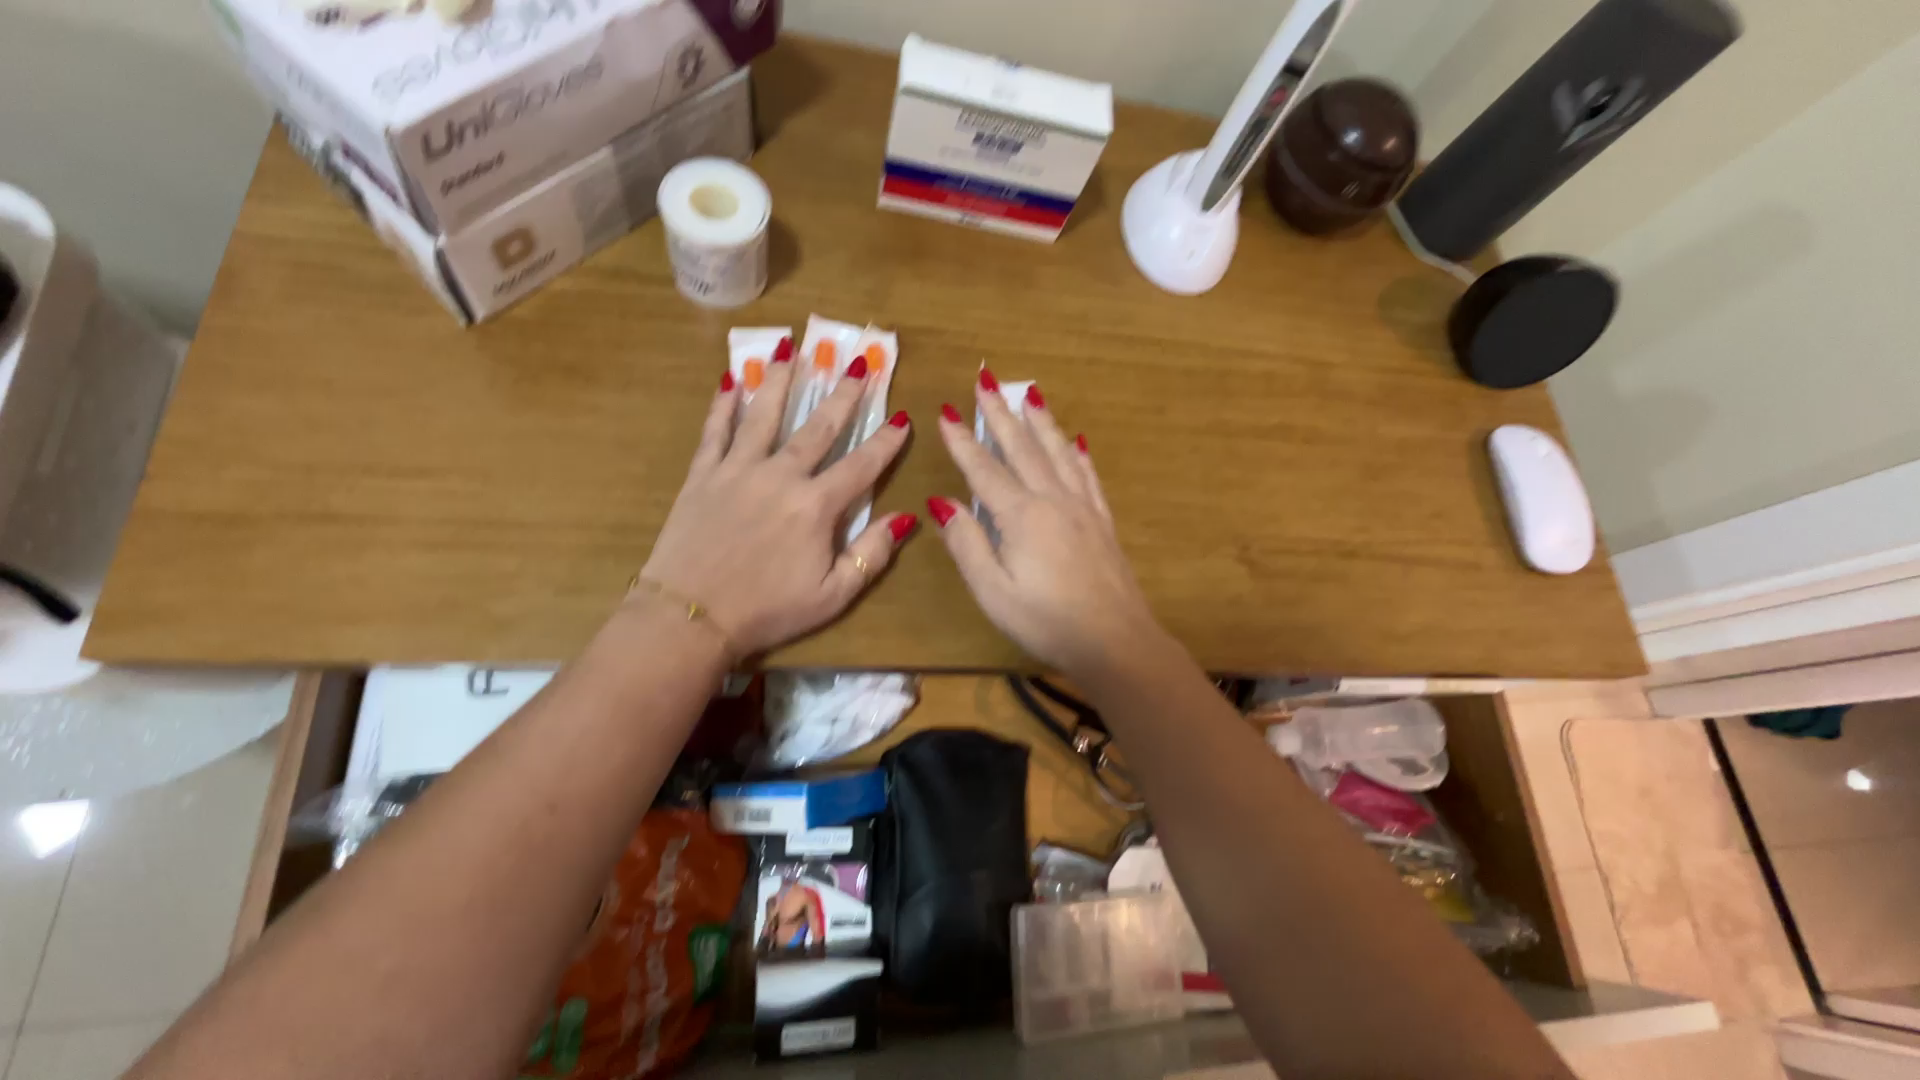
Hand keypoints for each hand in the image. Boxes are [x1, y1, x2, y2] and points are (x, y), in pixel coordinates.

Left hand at [637, 348, 915, 659]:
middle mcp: (780, 476)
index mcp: (816, 506)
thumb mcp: (832, 596)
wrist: (689, 617)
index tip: (902, 418)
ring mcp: (737, 470)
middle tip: (857, 361)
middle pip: (817, 428)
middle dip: (841, 394)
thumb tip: (905, 518)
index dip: (886, 443)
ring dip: (780, 380)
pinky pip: (715, 432)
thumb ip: (870, 554)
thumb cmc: (767, 611)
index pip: (861, 466)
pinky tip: (731, 382)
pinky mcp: (701, 476)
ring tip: (791, 347)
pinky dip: (723, 406)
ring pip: (764, 415)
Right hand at [929, 372, 1163, 673]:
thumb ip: (967, 544)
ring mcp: (1083, 508)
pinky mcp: (1103, 522)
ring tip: (1029, 394)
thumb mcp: (993, 591)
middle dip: (1000, 414)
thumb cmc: (1047, 622)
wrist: (1116, 640)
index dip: (962, 441)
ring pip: (1058, 452)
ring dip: (1040, 422)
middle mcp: (1054, 500)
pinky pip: (1087, 475)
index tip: (945, 411)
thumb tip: (942, 502)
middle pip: (1023, 448)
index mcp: (1022, 516)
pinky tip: (1075, 442)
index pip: (984, 470)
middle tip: (986, 381)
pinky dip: (1077, 453)